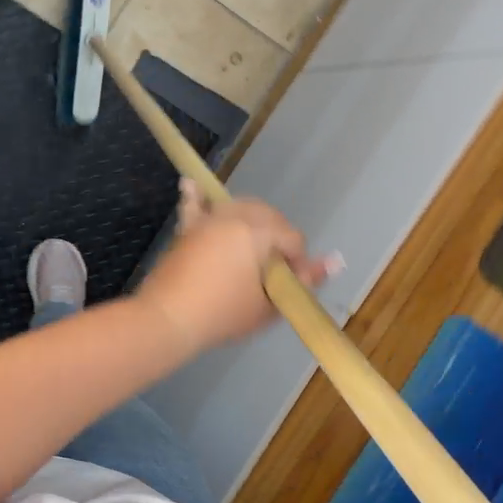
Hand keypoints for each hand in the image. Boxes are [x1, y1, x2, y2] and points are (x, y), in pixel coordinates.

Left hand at [136, 180, 337, 355]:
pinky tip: (191, 185)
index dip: (299, 263)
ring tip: (256, 244)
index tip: (292, 287)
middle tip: (276, 270)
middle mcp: (234, 216)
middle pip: (268, 216)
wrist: (168, 318)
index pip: (293, 238)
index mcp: (259, 232)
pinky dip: (195, 196)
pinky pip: (193, 205)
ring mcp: (207, 220)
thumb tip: (334, 262)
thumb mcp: (268, 305)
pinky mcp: (186, 229)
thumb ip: (302, 281)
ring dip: (251, 219)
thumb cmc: (222, 314)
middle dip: (278, 238)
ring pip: (237, 207)